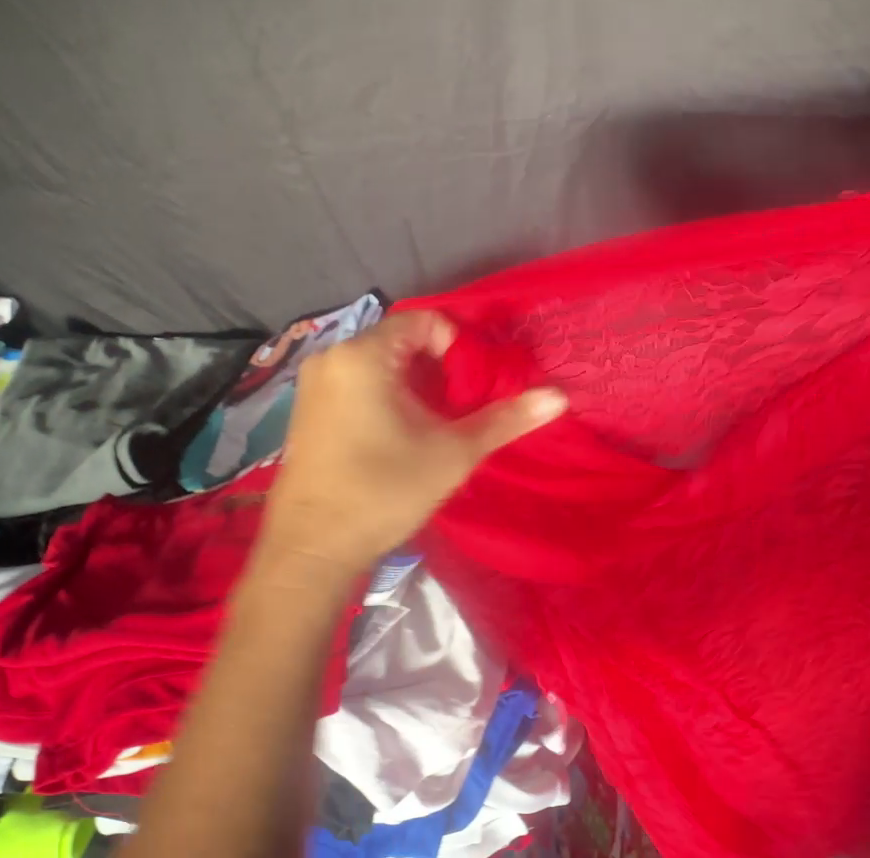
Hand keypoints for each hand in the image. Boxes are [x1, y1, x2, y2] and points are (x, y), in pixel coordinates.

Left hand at [261, 311, 567, 573]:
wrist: (311, 550)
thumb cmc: (383, 491)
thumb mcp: (453, 452)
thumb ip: (506, 418)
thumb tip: (560, 396)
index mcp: (364, 355)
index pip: (425, 321)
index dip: (459, 347)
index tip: (475, 387)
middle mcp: (333, 357)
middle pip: (403, 341)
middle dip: (440, 368)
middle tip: (464, 407)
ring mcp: (316, 384)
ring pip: (382, 365)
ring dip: (416, 385)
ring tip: (439, 424)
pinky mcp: (309, 410)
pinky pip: (359, 383)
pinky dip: (389, 397)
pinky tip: (404, 436)